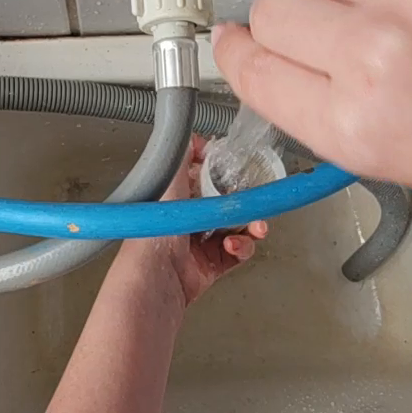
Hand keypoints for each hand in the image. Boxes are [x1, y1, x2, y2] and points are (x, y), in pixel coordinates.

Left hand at [107, 137, 267, 307]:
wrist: (156, 275)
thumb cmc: (156, 228)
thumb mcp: (168, 178)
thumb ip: (183, 155)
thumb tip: (197, 138)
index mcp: (177, 199)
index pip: (208, 182)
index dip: (226, 178)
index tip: (242, 175)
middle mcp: (189, 221)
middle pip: (228, 205)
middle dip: (246, 203)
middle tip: (255, 201)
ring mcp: (201, 244)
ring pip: (238, 228)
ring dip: (250, 226)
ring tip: (255, 227)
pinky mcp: (212, 265)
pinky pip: (238, 252)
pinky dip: (242, 247)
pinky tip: (235, 245)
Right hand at [210, 0, 411, 250]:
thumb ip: (362, 115)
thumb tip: (330, 72)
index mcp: (360, 128)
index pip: (252, 67)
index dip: (241, 54)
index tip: (239, 43)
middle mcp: (380, 54)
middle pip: (278, 4)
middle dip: (289, 22)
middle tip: (323, 34)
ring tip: (404, 18)